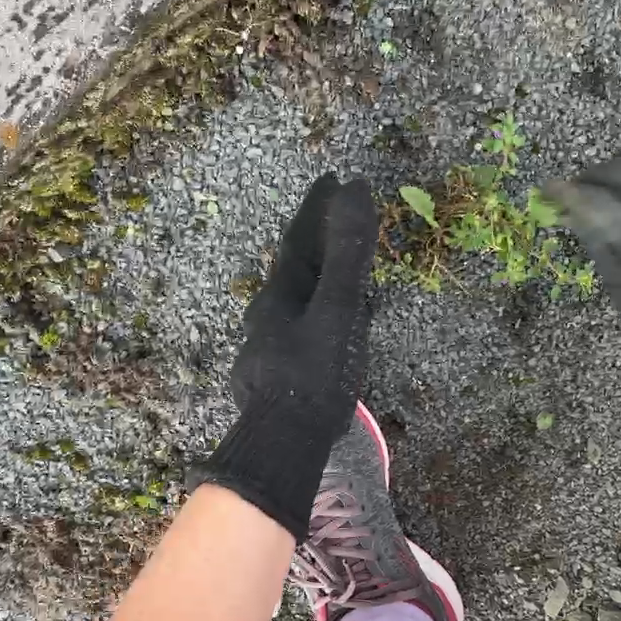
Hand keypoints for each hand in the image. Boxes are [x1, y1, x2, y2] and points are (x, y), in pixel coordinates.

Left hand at [188, 174, 377, 540]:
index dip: (317, 207)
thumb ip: (347, 256)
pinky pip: (299, 325)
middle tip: (335, 219)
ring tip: (334, 268)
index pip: (300, 237)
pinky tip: (323, 327)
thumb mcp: (339, 312)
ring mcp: (268, 343)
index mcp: (281, 293)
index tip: (331, 178)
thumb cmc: (314, 375)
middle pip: (294, 265)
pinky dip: (317, 310)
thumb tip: (353, 191)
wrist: (283, 442)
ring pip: (294, 297)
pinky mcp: (275, 371)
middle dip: (315, 239)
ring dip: (314, 276)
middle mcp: (268, 313)